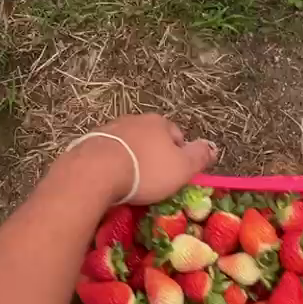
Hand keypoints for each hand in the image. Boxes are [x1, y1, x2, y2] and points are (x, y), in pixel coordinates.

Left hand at [59, 116, 216, 206]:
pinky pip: (109, 154)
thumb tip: (211, 146)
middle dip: (154, 156)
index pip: (177, 136)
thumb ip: (199, 156)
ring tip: (132, 184)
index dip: (180, 156)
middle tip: (155, 182)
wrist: (96, 171)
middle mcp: (134, 120)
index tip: (176, 176)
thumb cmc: (146, 171)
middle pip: (151, 139)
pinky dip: (113, 165)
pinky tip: (112, 181)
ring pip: (129, 145)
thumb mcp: (182, 168)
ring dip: (132, 159)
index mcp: (159, 123)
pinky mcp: (91, 142)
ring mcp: (110, 129)